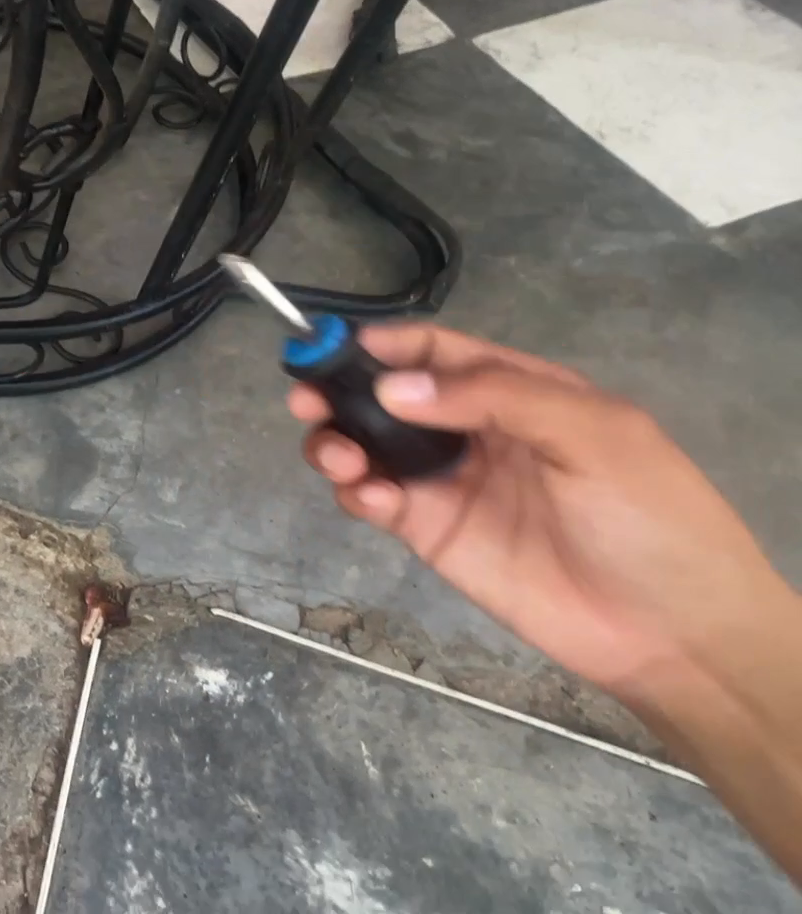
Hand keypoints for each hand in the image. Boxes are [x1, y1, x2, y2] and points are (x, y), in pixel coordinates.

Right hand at [291, 324, 788, 694]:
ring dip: (333, 441)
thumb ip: (497, 398)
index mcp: (514, 394)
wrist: (668, 632)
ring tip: (336, 458)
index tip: (339, 346)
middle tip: (307, 400)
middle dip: (337, 391)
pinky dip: (353, 491)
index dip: (389, 344)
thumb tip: (392, 390)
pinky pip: (369, 497)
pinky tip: (369, 498)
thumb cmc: (651, 518)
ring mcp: (440, 480)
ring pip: (362, 444)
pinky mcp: (422, 527)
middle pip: (383, 396)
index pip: (439, 353)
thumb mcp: (598, 436)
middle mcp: (467, 431)